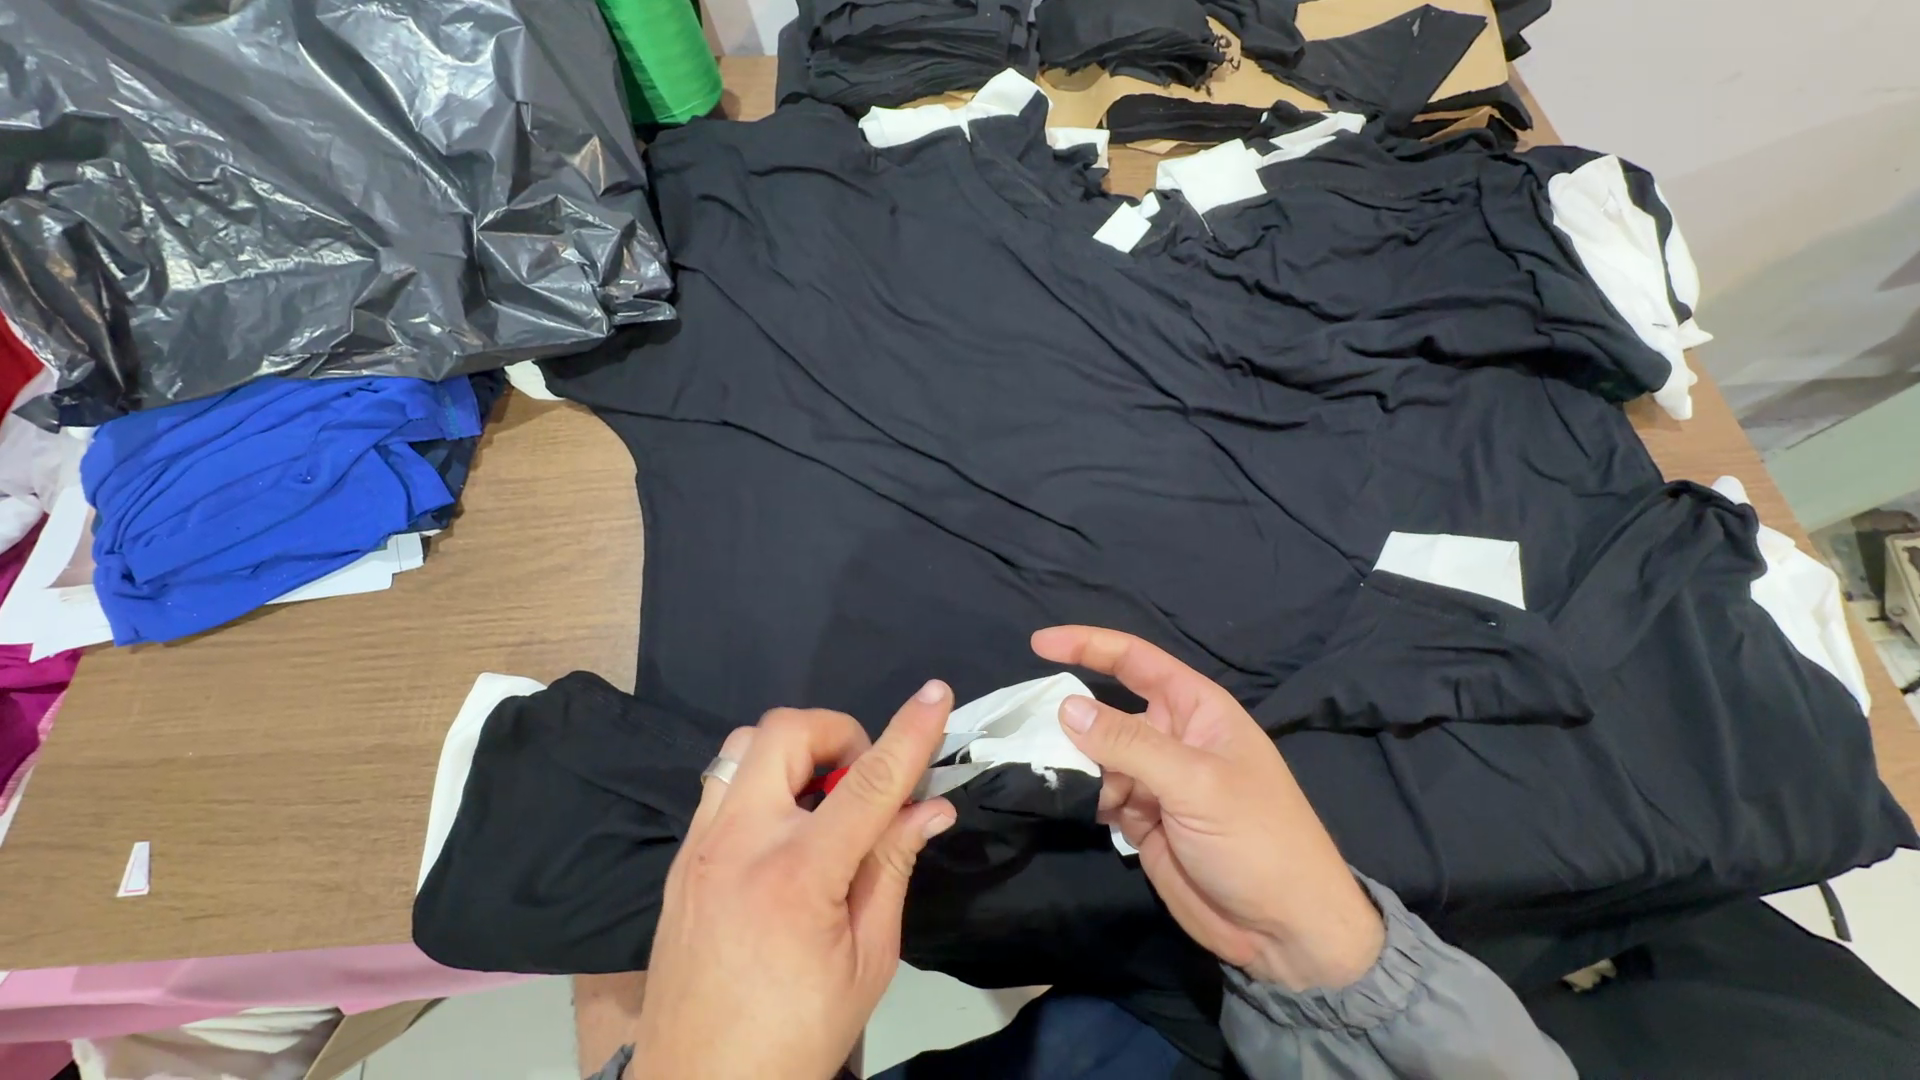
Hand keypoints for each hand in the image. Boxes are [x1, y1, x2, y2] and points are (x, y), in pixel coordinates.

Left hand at [632, 682, 958, 1078]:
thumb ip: (893, 868)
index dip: (909, 733)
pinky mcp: (679, 860)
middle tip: (860, 779)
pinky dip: (762, 782)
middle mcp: (739, 845)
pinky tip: (781, 831)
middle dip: (836, 732)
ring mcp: (699, 848)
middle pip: (784, 732)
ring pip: (744, 747)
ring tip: (819, 801)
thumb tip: (930, 806)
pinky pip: (721, 785)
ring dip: (794, 753)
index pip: (868, 783)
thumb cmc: (797, 1035)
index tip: (937, 694)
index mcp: (798, 877)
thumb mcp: (867, 960)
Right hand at [1033, 626, 1384, 990]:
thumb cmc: (1255, 839)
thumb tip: (1066, 707)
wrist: (1284, 930)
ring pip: (1098, 756)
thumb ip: (1128, 743)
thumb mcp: (1194, 782)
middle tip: (1032, 735)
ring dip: (1077, 766)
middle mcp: (1173, 737)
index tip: (1039, 643)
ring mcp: (1157, 780)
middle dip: (1073, 720)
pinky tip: (1084, 810)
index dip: (1088, 644)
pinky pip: (1100, 794)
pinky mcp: (1142, 819)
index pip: (1136, 660)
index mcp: (1197, 710)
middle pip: (1108, 710)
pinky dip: (1085, 798)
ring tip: (1062, 782)